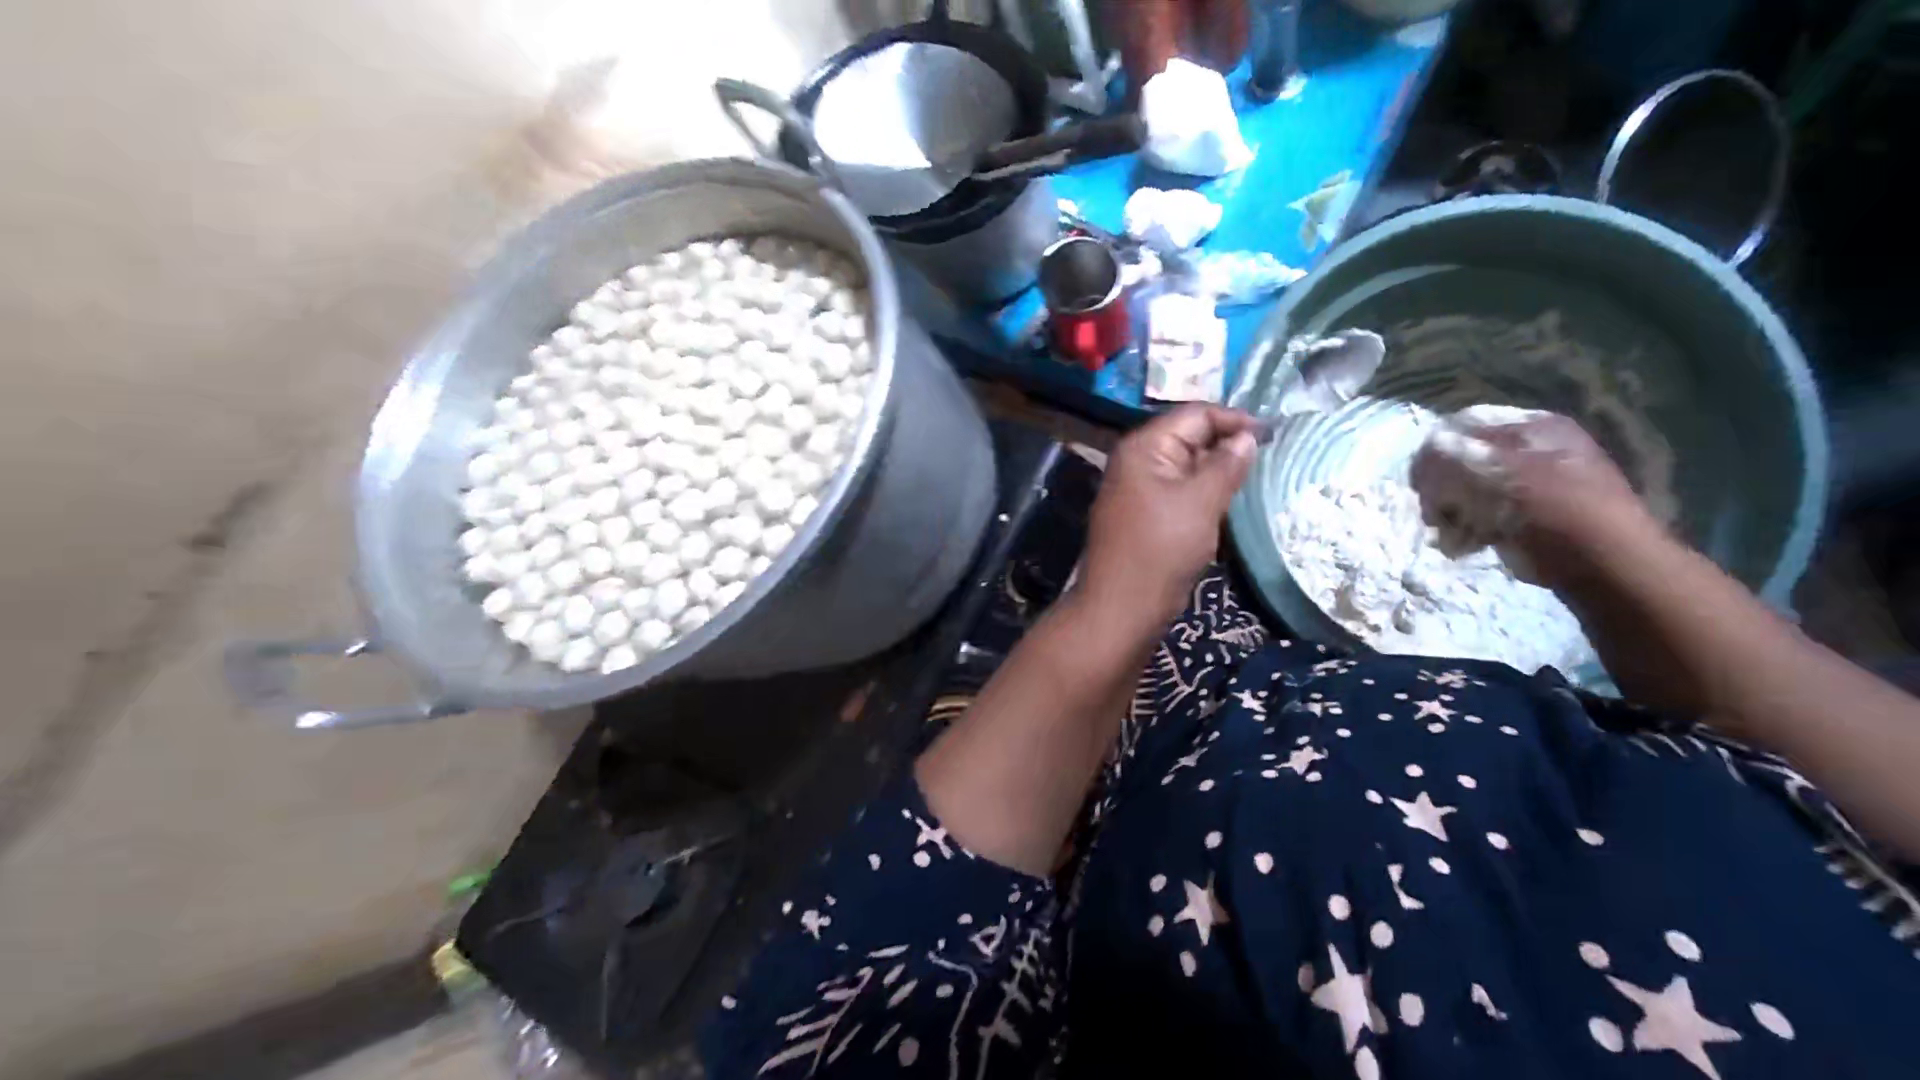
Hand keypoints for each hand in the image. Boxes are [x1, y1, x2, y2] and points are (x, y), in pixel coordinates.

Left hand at [1078, 404, 1258, 627]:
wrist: (1123, 605)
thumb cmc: (1161, 548)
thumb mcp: (1201, 501)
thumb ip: (1226, 464)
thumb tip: (1248, 437)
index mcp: (1143, 447)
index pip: (1194, 414)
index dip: (1234, 419)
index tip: (1273, 434)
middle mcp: (1137, 461)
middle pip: (1189, 437)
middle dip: (1227, 443)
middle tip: (1270, 456)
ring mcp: (1139, 488)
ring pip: (1187, 466)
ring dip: (1218, 470)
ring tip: (1256, 476)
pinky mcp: (1146, 514)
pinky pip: (1180, 491)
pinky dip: (1204, 492)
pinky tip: (1228, 501)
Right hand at [1409, 409, 1662, 588]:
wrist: (1605, 564)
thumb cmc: (1550, 512)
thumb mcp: (1492, 474)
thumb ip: (1448, 456)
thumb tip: (1422, 455)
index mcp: (1533, 426)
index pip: (1462, 426)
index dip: (1434, 452)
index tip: (1423, 483)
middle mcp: (1536, 448)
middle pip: (1464, 459)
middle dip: (1443, 487)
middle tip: (1436, 512)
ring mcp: (1537, 482)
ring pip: (1470, 488)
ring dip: (1453, 512)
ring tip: (1453, 532)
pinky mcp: (1533, 514)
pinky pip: (1486, 513)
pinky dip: (1471, 528)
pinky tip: (1470, 543)